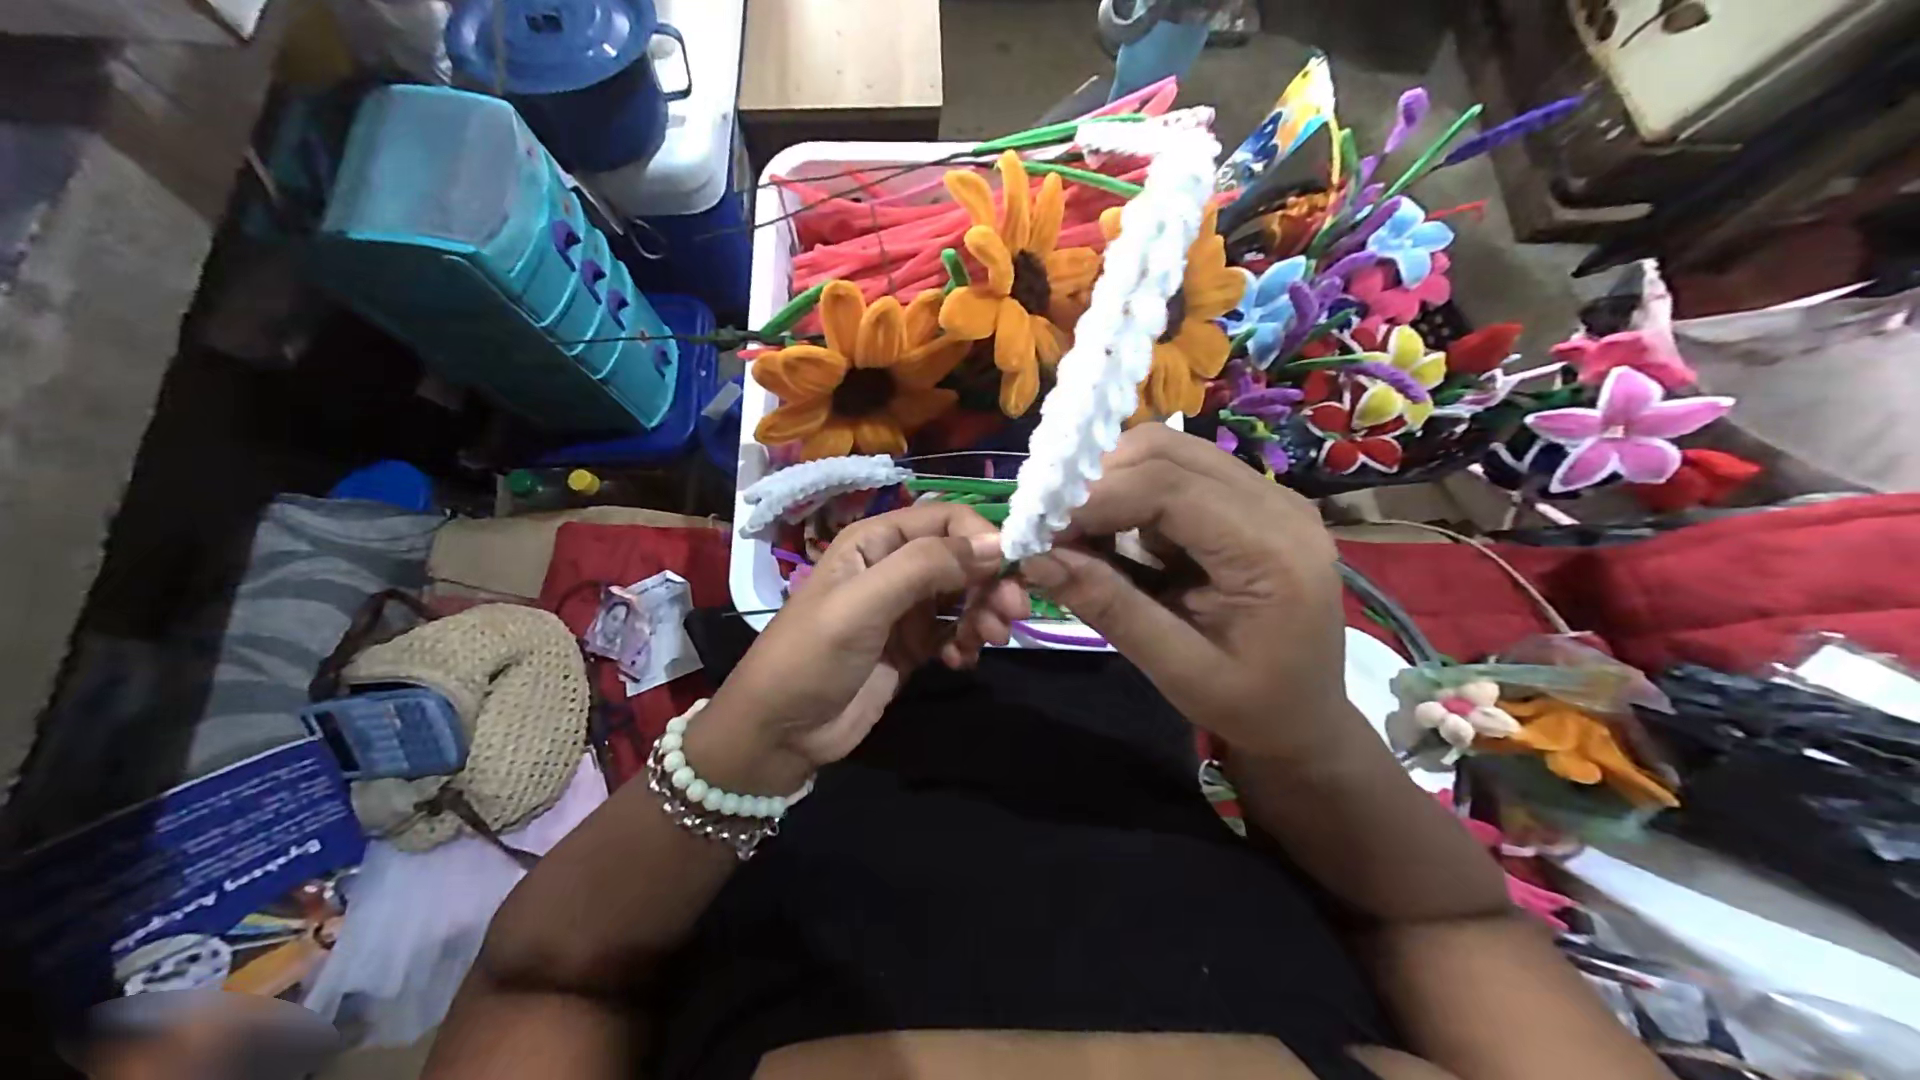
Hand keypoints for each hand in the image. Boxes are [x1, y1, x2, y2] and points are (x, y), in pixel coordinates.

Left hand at [711, 503, 1030, 770]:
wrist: (782, 731)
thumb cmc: (813, 656)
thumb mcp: (864, 603)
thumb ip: (925, 566)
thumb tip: (995, 543)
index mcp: (875, 541)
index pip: (945, 519)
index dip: (980, 537)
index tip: (1010, 568)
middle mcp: (893, 567)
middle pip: (962, 558)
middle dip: (990, 581)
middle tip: (1012, 612)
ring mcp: (904, 609)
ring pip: (964, 596)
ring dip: (984, 613)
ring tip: (987, 640)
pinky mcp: (913, 646)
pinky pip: (955, 632)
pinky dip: (967, 642)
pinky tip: (959, 661)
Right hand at [1013, 425, 1355, 759]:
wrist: (1306, 717)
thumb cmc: (1251, 705)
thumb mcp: (1178, 671)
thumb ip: (1111, 609)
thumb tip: (1037, 559)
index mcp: (1273, 552)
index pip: (1169, 489)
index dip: (1095, 499)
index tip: (1040, 530)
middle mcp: (1279, 505)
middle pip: (1167, 451)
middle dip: (1097, 481)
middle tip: (1053, 528)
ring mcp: (1269, 496)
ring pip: (1169, 450)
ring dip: (1112, 482)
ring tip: (1079, 533)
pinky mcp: (1251, 500)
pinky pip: (1178, 471)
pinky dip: (1132, 493)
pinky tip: (1117, 535)